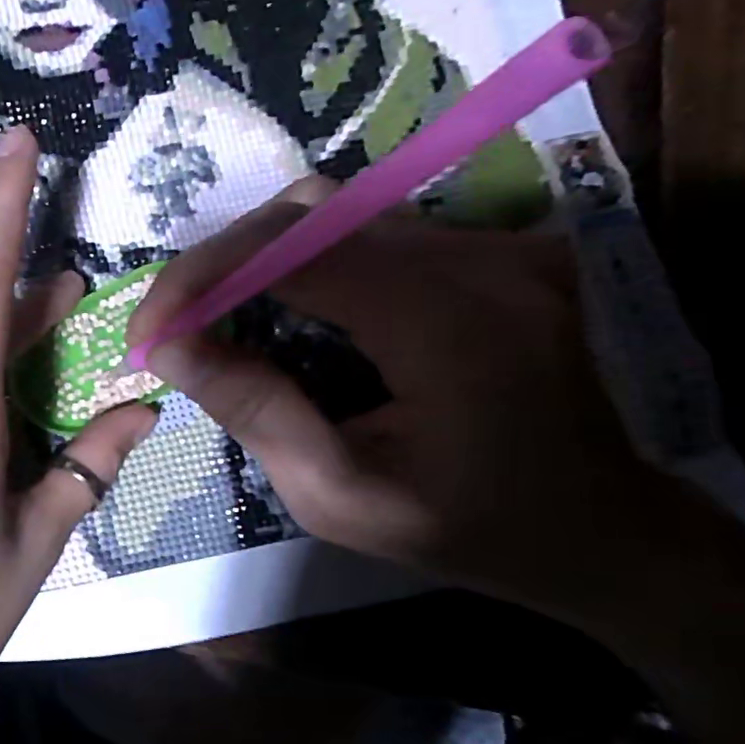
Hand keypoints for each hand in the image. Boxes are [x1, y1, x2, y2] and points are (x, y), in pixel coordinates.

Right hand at [128, 178, 714, 611]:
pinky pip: (369, 231)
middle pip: (306, 215)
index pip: (291, 250)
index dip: (201, 277)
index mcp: (447, 321)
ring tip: (216, 321)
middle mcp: (477, 257)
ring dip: (256, 261)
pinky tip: (283, 313)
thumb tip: (170, 345)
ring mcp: (493, 244)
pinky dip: (303, 263)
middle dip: (218, 266)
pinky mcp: (491, 249)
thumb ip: (254, 409)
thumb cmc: (460, 528)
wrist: (597, 530)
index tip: (148, 331)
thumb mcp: (335, 494)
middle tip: (173, 329)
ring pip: (333, 213)